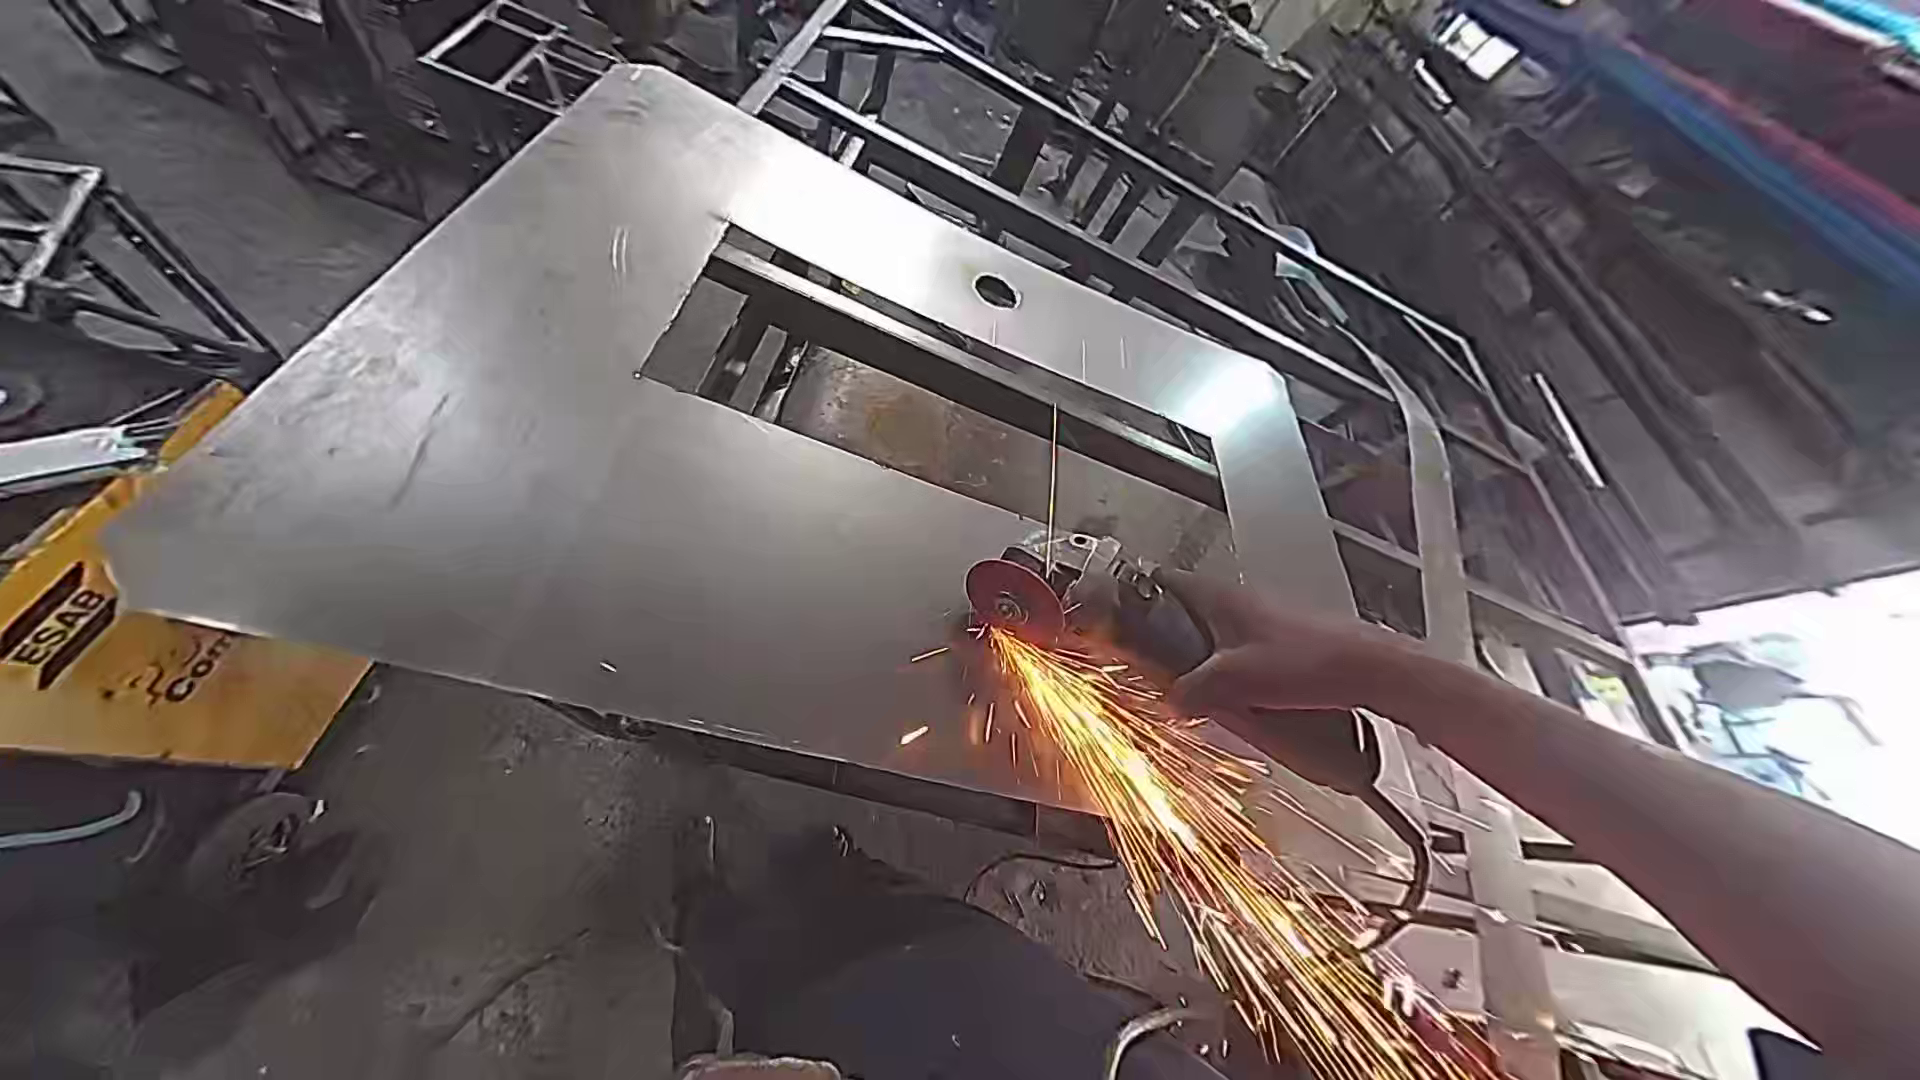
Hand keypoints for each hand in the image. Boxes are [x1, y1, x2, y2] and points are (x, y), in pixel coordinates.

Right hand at [1157, 570, 1417, 716]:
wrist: (1367, 669)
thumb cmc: (1307, 660)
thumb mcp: (1234, 681)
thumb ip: (1191, 692)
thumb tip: (1168, 702)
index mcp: (1214, 596)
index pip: (1160, 578)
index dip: (1134, 593)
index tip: (1117, 613)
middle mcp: (1232, 598)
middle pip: (1178, 604)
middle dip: (1159, 628)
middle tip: (1146, 655)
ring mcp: (1253, 615)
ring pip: (1204, 624)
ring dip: (1189, 647)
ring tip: (1182, 676)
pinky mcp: (1271, 636)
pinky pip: (1229, 642)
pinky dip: (1216, 660)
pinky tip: (1224, 687)